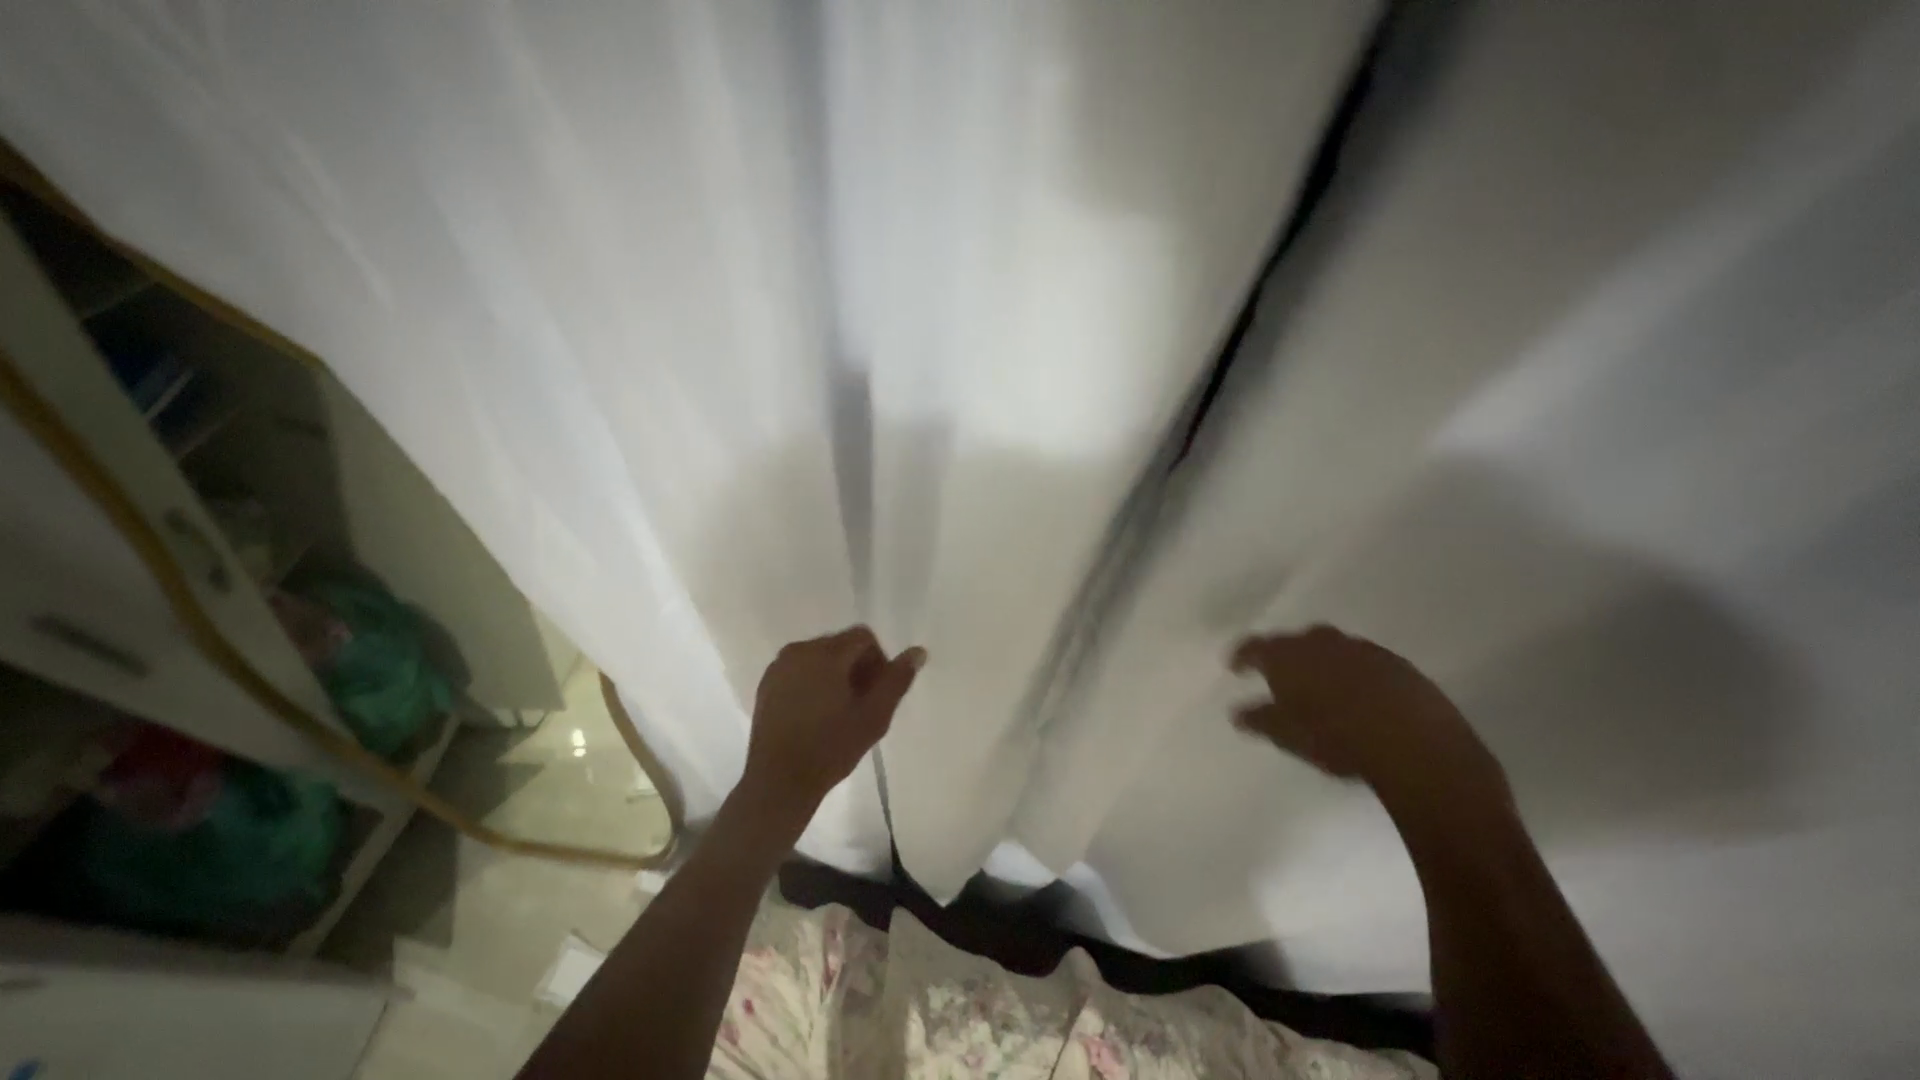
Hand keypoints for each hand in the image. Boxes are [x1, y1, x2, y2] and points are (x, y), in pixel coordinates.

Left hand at [740, 626, 924, 816]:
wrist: (779, 780)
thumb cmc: (831, 748)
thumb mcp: (874, 717)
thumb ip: (897, 680)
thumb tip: (918, 651)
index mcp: (826, 654)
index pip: (863, 637)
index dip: (878, 661)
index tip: (877, 694)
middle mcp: (799, 650)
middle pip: (840, 644)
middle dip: (857, 667)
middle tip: (862, 706)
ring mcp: (778, 667)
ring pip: (819, 657)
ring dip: (835, 674)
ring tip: (839, 712)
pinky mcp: (766, 684)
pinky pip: (799, 670)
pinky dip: (813, 682)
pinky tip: (815, 715)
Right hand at [1229, 625, 1507, 809]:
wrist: (1413, 741)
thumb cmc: (1335, 737)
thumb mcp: (1287, 736)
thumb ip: (1260, 720)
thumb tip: (1238, 712)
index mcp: (1288, 657)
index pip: (1255, 647)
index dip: (1243, 656)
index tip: (1234, 667)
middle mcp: (1323, 644)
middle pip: (1296, 641)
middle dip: (1286, 655)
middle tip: (1281, 675)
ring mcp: (1363, 650)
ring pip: (1333, 648)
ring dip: (1323, 662)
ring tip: (1321, 686)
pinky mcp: (1397, 664)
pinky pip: (1364, 661)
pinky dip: (1353, 673)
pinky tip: (1358, 696)